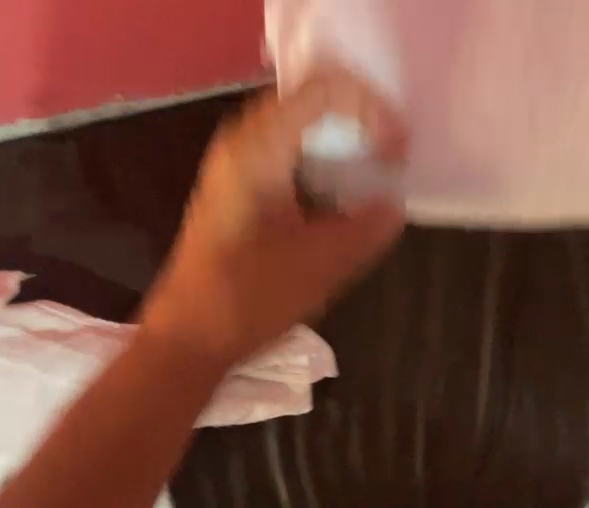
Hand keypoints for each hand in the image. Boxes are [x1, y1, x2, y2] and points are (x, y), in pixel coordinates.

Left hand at [140, 71, 407, 367]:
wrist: (189, 337)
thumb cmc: (248, 300)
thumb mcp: (318, 267)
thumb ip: (364, 229)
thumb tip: (393, 205)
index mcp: (259, 148)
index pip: (325, 89)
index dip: (373, 110)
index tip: (398, 153)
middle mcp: (243, 143)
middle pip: (311, 100)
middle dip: (360, 122)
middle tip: (392, 160)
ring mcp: (237, 167)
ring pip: (300, 130)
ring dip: (342, 147)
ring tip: (374, 181)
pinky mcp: (239, 193)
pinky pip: (289, 158)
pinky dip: (322, 168)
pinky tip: (341, 205)